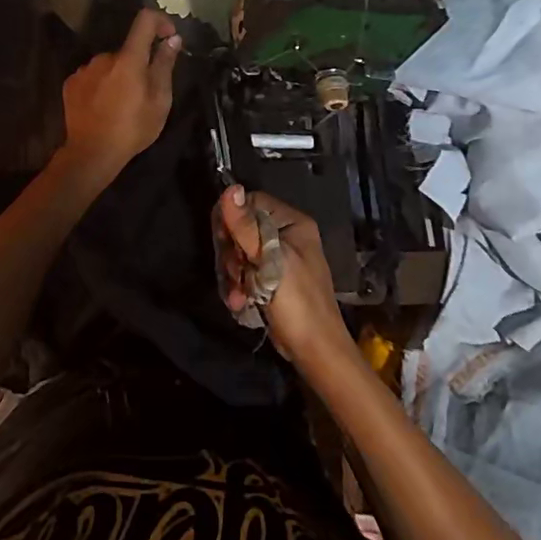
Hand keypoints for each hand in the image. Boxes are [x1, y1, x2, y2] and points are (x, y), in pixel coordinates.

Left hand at [59, 9, 180, 179]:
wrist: (91, 153)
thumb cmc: (133, 128)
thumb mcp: (160, 100)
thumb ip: (164, 65)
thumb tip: (172, 39)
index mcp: (129, 58)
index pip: (144, 20)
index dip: (160, 20)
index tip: (169, 36)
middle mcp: (103, 57)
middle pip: (127, 50)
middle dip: (138, 64)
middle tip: (146, 91)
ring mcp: (84, 70)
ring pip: (109, 65)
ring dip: (119, 76)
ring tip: (123, 104)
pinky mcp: (71, 84)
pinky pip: (92, 77)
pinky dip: (101, 85)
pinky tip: (104, 107)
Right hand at [213, 187, 350, 362]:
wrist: (315, 351)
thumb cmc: (297, 302)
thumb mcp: (270, 261)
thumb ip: (246, 226)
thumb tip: (231, 188)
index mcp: (293, 223)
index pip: (251, 203)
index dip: (233, 220)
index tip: (225, 242)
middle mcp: (287, 235)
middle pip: (242, 228)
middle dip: (232, 253)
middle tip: (236, 272)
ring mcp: (279, 258)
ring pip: (239, 251)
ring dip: (234, 273)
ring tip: (240, 293)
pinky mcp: (271, 279)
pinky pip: (245, 271)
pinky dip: (239, 286)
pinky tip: (240, 302)